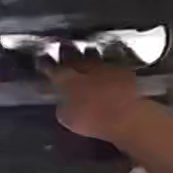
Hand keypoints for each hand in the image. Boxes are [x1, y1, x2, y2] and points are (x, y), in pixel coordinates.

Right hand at [41, 57, 162, 143]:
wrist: (130, 116)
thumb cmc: (94, 120)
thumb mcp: (67, 119)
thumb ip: (62, 105)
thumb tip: (62, 101)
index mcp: (65, 78)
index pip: (49, 66)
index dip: (44, 64)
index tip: (42, 63)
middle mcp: (83, 65)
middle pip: (70, 52)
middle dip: (64, 52)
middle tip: (62, 52)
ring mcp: (104, 63)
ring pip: (91, 51)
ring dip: (86, 52)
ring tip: (84, 53)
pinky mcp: (123, 66)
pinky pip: (111, 56)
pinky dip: (108, 58)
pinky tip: (107, 61)